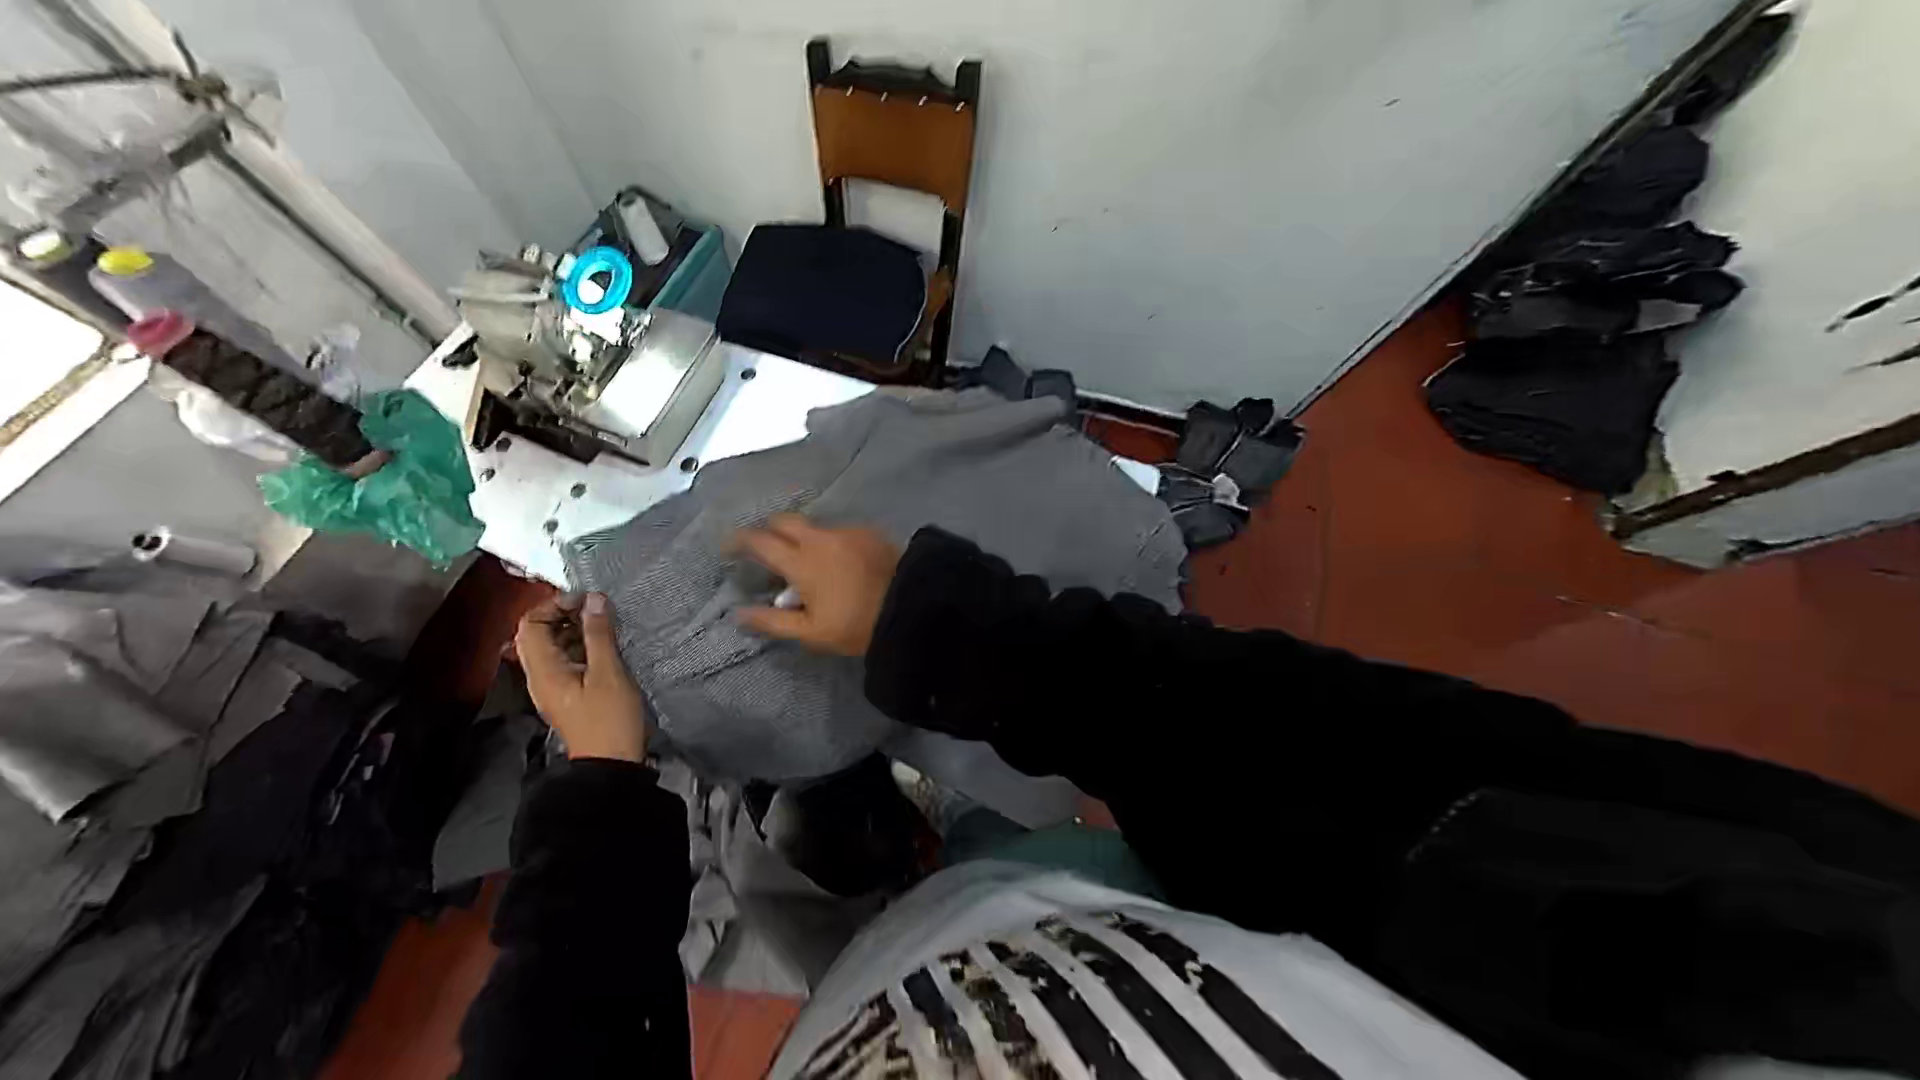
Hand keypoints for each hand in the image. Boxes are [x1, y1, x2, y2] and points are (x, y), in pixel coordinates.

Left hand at [513, 592, 647, 761]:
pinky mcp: (565, 692)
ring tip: (602, 622)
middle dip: (562, 614)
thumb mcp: (608, 673)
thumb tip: (593, 600)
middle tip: (595, 608)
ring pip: (550, 646)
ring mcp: (551, 686)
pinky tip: (602, 644)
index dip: (554, 605)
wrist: (610, 762)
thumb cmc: (609, 718)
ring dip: (572, 629)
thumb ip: (599, 634)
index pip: (531, 624)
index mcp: (543, 670)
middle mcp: (539, 676)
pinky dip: (578, 645)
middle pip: (536, 634)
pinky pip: (563, 659)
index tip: (586, 600)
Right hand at [733, 514, 900, 655]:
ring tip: (806, 559)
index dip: (739, 541)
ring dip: (802, 537)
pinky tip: (837, 559)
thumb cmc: (856, 625)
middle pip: (784, 521)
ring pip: (814, 525)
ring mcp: (847, 530)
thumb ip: (772, 621)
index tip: (729, 546)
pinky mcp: (869, 531)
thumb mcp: (811, 632)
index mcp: (802, 562)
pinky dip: (829, 541)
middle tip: (765, 548)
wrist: (911, 608)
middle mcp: (821, 538)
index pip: (760, 542)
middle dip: (769, 530)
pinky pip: (839, 530)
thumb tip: (738, 613)